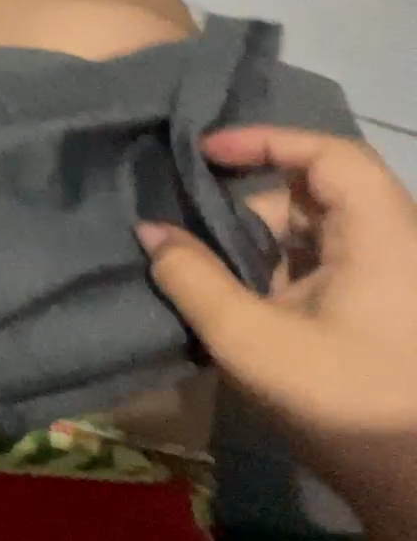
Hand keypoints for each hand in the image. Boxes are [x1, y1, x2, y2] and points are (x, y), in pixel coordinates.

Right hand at [137, 126, 416, 540]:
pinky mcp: (379, 315)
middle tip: (187, 229)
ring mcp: (389, 286)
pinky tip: (231, 294)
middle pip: (314, 194)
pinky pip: (317, 265)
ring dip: (251, 239)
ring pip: (312, 231)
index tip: (203, 154)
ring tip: (200, 266)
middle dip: (243, 202)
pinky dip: (269, 266)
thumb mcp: (247, 337)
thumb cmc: (344, 400)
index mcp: (382, 245)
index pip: (334, 158)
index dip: (268, 140)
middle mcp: (394, 253)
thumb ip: (189, 275)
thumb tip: (149, 229)